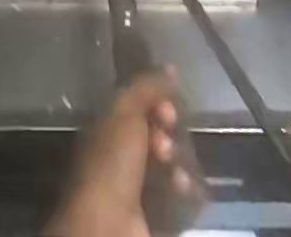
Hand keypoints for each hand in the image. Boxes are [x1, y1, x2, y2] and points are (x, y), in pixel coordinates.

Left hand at [46, 69, 193, 236]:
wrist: (107, 225)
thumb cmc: (112, 161)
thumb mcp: (125, 111)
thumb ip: (147, 86)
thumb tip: (170, 68)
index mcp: (107, 127)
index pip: (138, 105)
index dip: (156, 103)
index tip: (167, 110)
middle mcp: (120, 154)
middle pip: (156, 133)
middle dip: (167, 134)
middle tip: (166, 144)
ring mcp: (136, 185)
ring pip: (169, 163)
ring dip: (178, 162)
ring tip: (174, 171)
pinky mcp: (153, 211)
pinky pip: (177, 192)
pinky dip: (184, 187)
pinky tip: (182, 189)